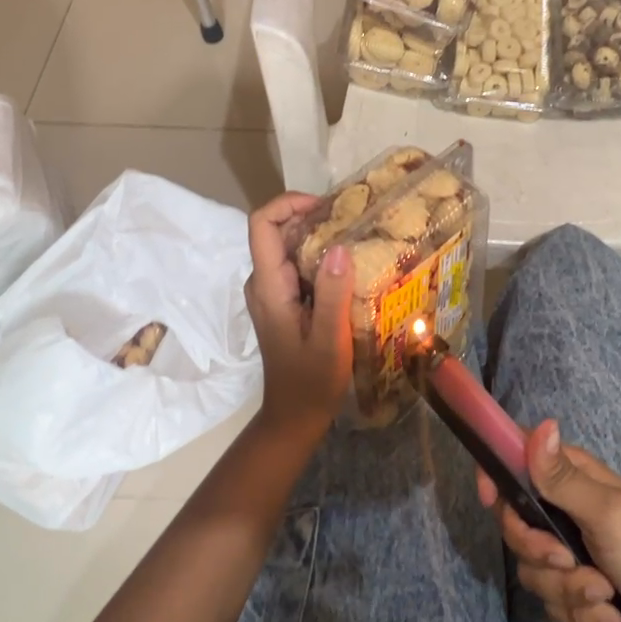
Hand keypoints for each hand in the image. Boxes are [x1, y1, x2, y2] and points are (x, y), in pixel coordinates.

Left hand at [245, 193, 354, 441]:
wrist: (294, 417)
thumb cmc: (312, 382)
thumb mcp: (330, 340)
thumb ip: (332, 294)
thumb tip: (339, 246)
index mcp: (269, 286)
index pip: (262, 224)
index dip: (288, 204)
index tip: (326, 207)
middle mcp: (263, 282)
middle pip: (277, 230)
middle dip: (312, 217)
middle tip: (353, 220)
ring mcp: (271, 292)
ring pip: (289, 246)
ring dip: (319, 236)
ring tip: (357, 238)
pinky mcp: (283, 301)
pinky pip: (297, 265)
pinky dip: (320, 257)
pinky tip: (350, 267)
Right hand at [479, 420, 620, 621]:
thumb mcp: (608, 515)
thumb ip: (562, 478)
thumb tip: (539, 421)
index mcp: (576, 479)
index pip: (520, 460)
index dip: (498, 474)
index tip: (488, 499)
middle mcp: (569, 512)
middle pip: (517, 522)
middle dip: (539, 552)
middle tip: (569, 560)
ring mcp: (575, 556)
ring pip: (534, 571)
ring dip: (570, 593)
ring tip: (607, 598)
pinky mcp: (581, 596)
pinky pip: (555, 604)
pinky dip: (583, 616)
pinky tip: (612, 619)